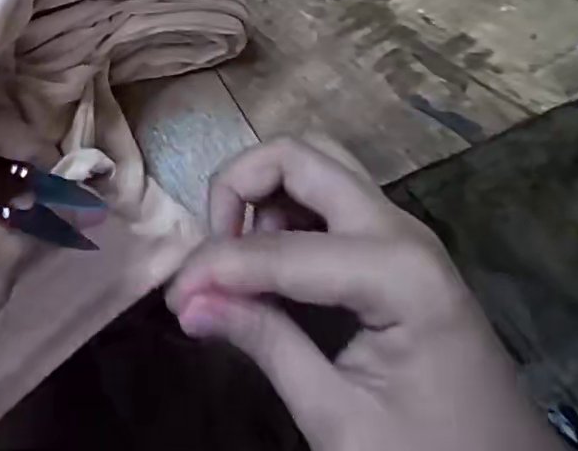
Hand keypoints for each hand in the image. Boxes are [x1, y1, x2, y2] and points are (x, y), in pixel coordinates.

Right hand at [166, 136, 561, 450]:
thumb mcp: (341, 420)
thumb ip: (263, 343)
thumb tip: (185, 302)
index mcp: (399, 273)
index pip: (277, 249)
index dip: (214, 267)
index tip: (176, 298)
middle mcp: (401, 230)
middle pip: (297, 156)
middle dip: (238, 185)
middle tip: (214, 244)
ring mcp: (401, 231)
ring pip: (313, 161)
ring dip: (263, 188)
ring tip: (242, 249)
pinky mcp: (395, 244)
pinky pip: (327, 189)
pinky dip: (284, 202)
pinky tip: (272, 255)